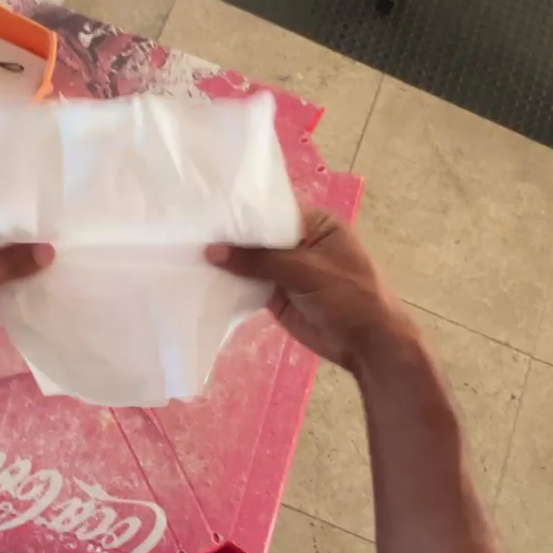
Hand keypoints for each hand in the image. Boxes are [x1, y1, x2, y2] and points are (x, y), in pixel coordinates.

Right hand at [206, 207, 415, 373]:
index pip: (273, 209)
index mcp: (315, 224)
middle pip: (258, 235)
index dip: (243, 210)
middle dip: (230, 236)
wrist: (366, 345)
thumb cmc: (348, 297)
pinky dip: (230, 284)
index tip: (208, 207)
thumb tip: (211, 251)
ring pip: (250, 261)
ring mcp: (286, 270)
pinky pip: (249, 284)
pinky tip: (202, 278)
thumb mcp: (305, 271)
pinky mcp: (276, 295)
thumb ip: (258, 260)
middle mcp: (298, 243)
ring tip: (186, 252)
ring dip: (227, 261)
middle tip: (189, 229)